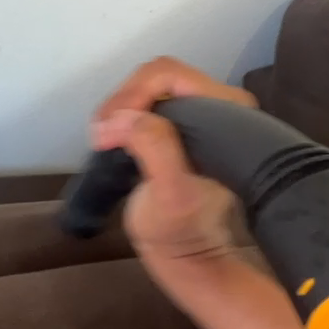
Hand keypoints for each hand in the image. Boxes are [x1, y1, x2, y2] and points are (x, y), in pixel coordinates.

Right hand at [90, 58, 255, 269]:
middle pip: (157, 76)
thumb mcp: (169, 195)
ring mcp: (204, 110)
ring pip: (149, 86)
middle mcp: (222, 103)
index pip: (171, 76)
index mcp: (228, 113)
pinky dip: (125, 114)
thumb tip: (123, 117)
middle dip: (123, 102)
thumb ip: (156, 149)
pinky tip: (112, 136)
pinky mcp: (186, 120)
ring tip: (102, 138)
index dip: (134, 95)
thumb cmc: (181, 229)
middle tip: (100, 135)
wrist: (188, 252)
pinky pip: (147, 99)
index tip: (111, 128)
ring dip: (120, 108)